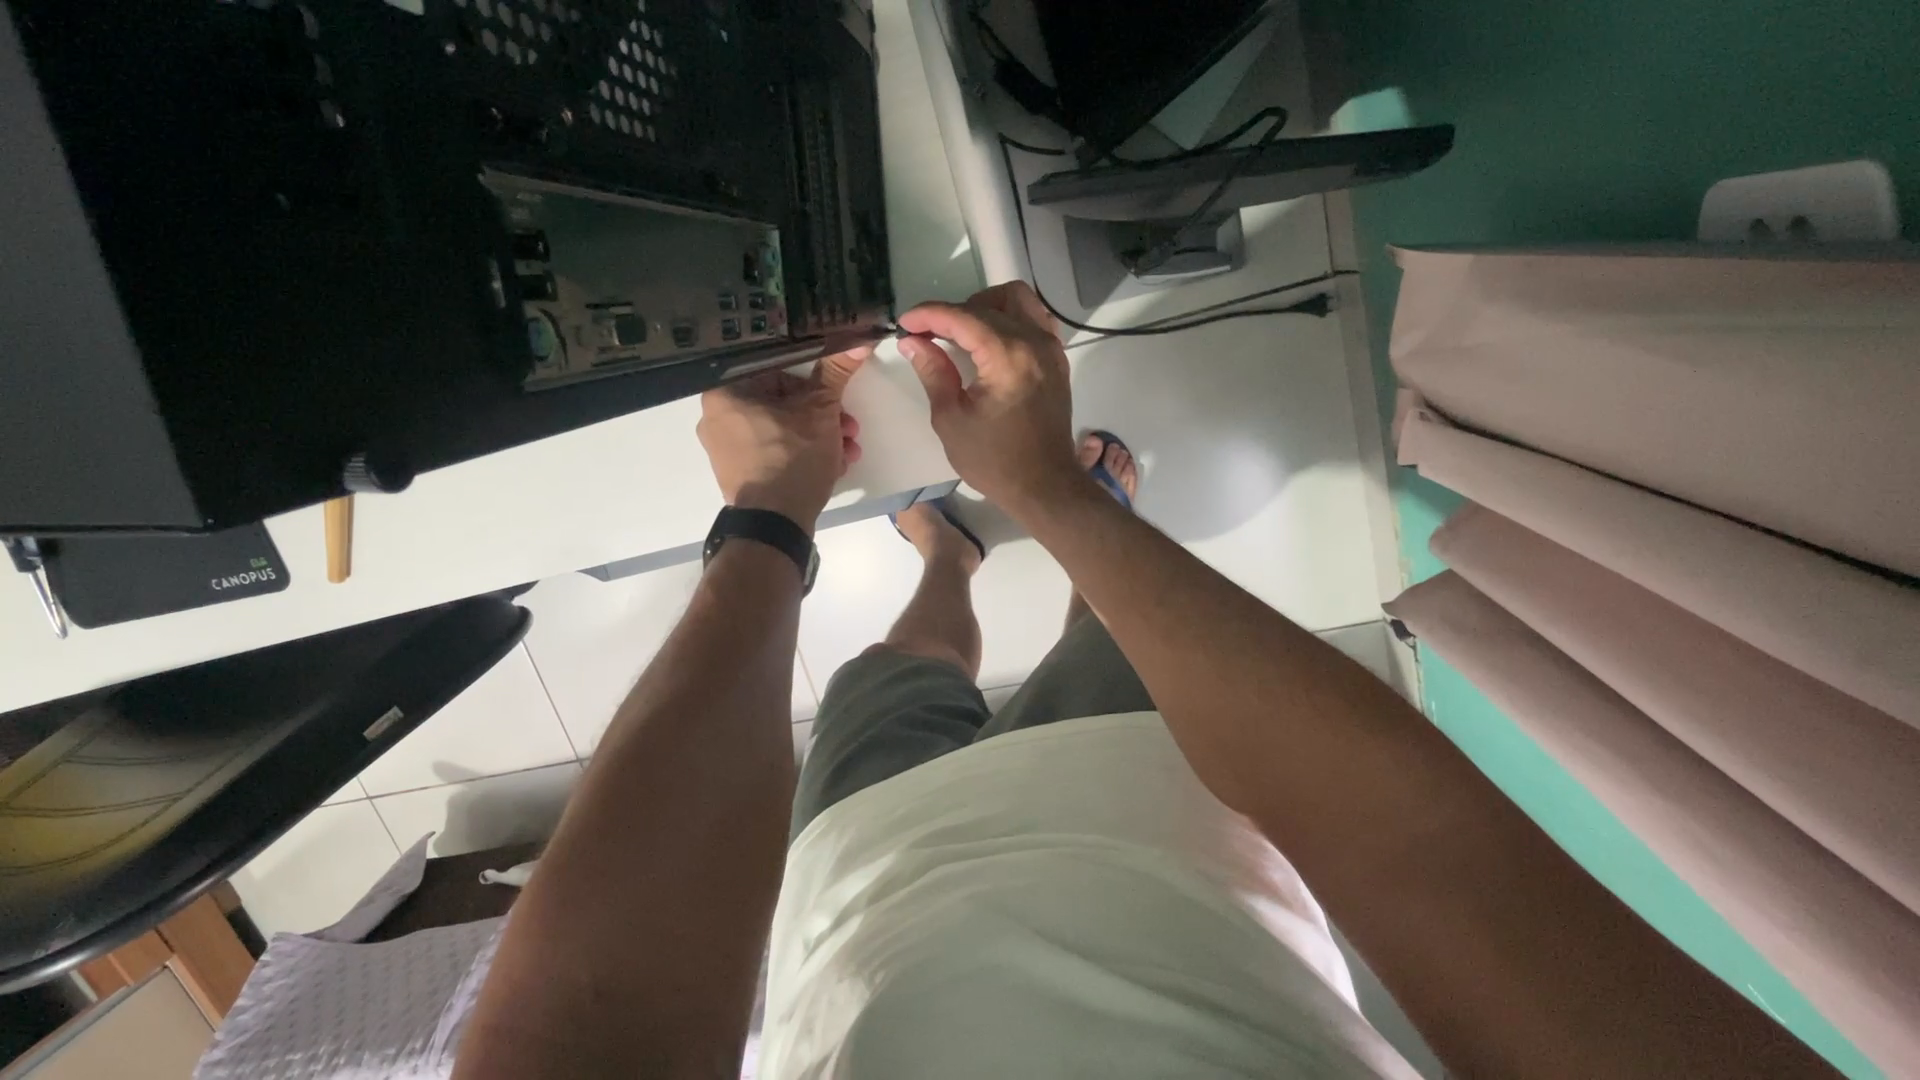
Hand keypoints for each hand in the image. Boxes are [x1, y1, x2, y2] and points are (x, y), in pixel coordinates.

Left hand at [696, 347, 870, 531]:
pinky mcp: (737, 473)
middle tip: (849, 428)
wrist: (775, 524)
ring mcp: (725, 449)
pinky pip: (773, 452)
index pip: (774, 369)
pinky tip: (832, 465)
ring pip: (781, 430)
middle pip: (780, 402)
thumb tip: (857, 341)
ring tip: (847, 451)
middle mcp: (716, 417)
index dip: (812, 379)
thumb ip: (836, 373)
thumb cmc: (792, 458)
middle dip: (822, 415)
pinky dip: (801, 455)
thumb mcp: (821, 411)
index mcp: (726, 392)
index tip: (836, 392)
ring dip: (819, 437)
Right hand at [898, 282, 1084, 514]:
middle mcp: (1034, 342)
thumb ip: (934, 372)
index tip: (904, 324)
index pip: (962, 317)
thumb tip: (913, 342)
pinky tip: (989, 341)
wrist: (1044, 486)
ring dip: (985, 307)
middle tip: (927, 336)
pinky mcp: (1057, 360)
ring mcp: (1051, 349)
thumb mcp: (951, 419)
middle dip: (951, 313)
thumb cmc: (993, 460)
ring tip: (961, 334)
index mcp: (1007, 356)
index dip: (928, 315)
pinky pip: (1034, 318)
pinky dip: (1009, 318)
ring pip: (1017, 300)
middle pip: (987, 305)